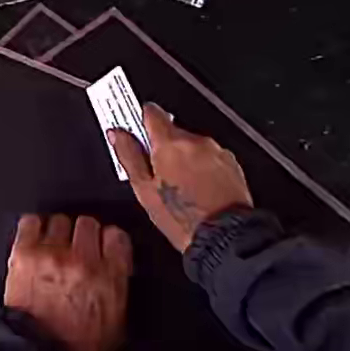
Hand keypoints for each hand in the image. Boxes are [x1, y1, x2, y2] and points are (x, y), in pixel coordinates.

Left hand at [3, 214, 132, 350]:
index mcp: (111, 279)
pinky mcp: (24, 253)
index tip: (102, 247)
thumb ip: (116, 287)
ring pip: (58, 221)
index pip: (117, 236)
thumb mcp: (116, 326)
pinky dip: (32, 230)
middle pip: (87, 223)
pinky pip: (30, 222)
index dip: (108, 241)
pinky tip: (33, 243)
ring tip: (51, 252)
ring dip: (56, 235)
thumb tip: (113, 268)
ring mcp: (52, 254)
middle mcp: (83, 261)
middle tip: (75, 252)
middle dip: (82, 237)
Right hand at [108, 104, 251, 251]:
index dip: (141, 119)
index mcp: (169, 143)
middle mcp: (194, 141)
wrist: (225, 238)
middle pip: (171, 130)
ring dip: (184, 157)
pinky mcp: (231, 163)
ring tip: (181, 186)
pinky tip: (199, 189)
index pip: (151, 112)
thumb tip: (118, 134)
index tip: (136, 129)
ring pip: (191, 145)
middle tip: (158, 172)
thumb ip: (128, 155)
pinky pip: (210, 156)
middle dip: (163, 146)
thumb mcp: (144, 189)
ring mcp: (215, 151)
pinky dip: (203, 166)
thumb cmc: (183, 218)